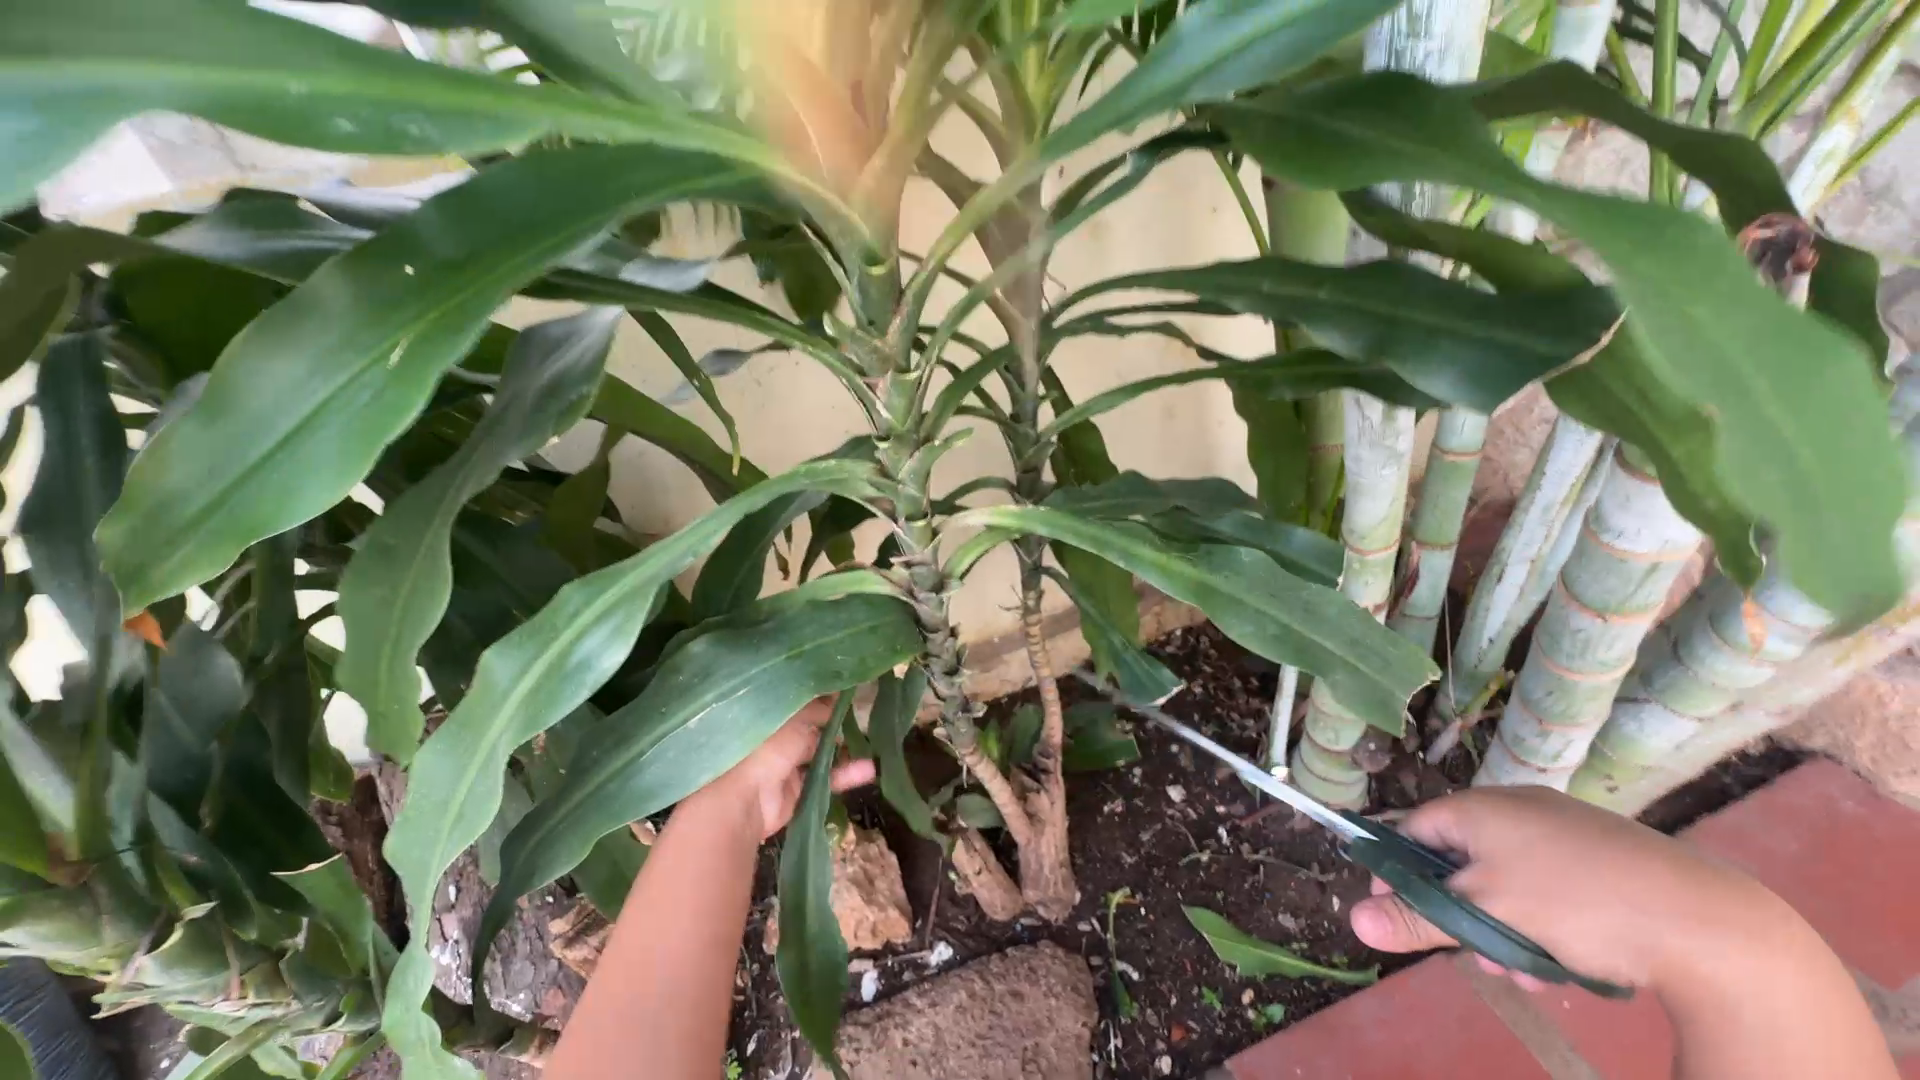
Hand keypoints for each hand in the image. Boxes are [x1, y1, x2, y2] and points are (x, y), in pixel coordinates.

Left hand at [683, 700, 876, 840]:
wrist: (743, 799)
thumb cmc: (765, 745)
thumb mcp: (796, 718)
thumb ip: (818, 709)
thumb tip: (836, 701)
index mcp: (768, 716)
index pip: (798, 702)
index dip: (821, 697)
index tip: (845, 689)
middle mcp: (776, 739)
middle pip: (811, 729)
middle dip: (834, 724)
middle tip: (861, 715)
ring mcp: (786, 766)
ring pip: (821, 755)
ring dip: (844, 750)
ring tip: (868, 743)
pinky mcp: (798, 791)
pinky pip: (826, 779)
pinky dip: (846, 775)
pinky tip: (869, 769)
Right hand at [1348, 786, 1786, 992]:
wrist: (1710, 924)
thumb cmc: (1575, 904)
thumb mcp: (1482, 914)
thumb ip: (1416, 917)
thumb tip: (1355, 921)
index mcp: (1479, 807)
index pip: (1411, 830)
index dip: (1396, 873)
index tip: (1395, 916)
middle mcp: (1517, 808)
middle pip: (1459, 861)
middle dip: (1459, 915)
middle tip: (1474, 958)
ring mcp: (1565, 831)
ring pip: (1506, 882)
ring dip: (1502, 929)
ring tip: (1526, 972)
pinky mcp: (1605, 857)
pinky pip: (1549, 887)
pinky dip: (1543, 923)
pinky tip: (1562, 962)